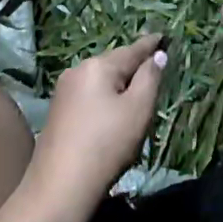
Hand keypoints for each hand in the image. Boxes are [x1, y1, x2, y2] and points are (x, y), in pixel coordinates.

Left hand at [28, 34, 164, 212]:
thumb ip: (150, 78)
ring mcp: (64, 91)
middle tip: (156, 71)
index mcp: (97, 66)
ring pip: (101, 80)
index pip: (131, 50)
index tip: (163, 37)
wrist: (61, 184)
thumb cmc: (107, 143)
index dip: (150, 45)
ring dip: (120, 85)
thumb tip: (157, 55)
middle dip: (134, 67)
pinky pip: (90, 95)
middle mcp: (77, 71)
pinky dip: (106, 98)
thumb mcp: (138, 109)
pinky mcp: (59, 110)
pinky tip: (113, 113)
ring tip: (138, 94)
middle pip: (114, 63)